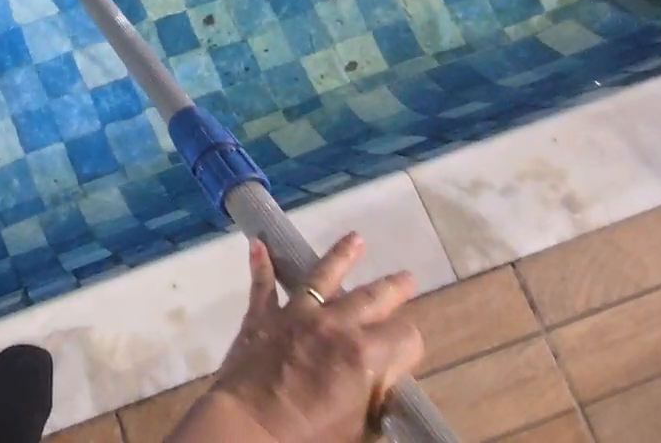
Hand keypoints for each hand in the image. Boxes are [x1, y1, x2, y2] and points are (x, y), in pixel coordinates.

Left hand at [170, 233, 423, 442]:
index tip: (407, 351)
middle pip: (371, 298)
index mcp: (364, 355)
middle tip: (408, 277)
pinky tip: (257, 242)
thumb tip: (381, 383)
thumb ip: (376, 400)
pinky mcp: (261, 315)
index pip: (404, 337)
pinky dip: (259, 263)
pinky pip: (261, 283)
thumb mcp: (361, 430)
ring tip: (356, 239)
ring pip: (321, 275)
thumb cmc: (311, 438)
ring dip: (341, 256)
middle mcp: (333, 325)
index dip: (410, 345)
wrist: (250, 427)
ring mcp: (294, 314)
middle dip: (393, 288)